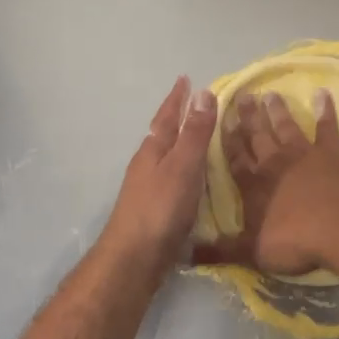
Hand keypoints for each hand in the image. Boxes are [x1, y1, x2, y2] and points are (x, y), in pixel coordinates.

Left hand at [101, 76, 217, 269]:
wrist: (134, 259)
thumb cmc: (160, 208)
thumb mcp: (183, 165)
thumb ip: (194, 132)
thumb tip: (203, 92)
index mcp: (153, 150)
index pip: (167, 116)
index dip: (177, 98)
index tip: (185, 78)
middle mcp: (148, 165)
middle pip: (164, 134)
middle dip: (179, 118)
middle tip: (195, 103)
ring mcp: (149, 189)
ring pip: (167, 158)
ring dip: (181, 144)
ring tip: (199, 138)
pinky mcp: (155, 211)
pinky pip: (173, 179)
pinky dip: (185, 170)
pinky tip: (194, 181)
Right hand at [192, 88, 338, 276]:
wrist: (338, 229)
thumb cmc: (293, 241)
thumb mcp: (250, 252)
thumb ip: (220, 250)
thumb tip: (185, 253)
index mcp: (253, 185)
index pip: (235, 159)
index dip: (228, 140)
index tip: (222, 119)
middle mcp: (274, 163)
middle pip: (257, 136)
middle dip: (248, 117)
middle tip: (243, 95)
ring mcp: (303, 155)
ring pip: (286, 127)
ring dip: (278, 111)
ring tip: (270, 94)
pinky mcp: (331, 154)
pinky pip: (327, 128)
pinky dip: (326, 111)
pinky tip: (323, 94)